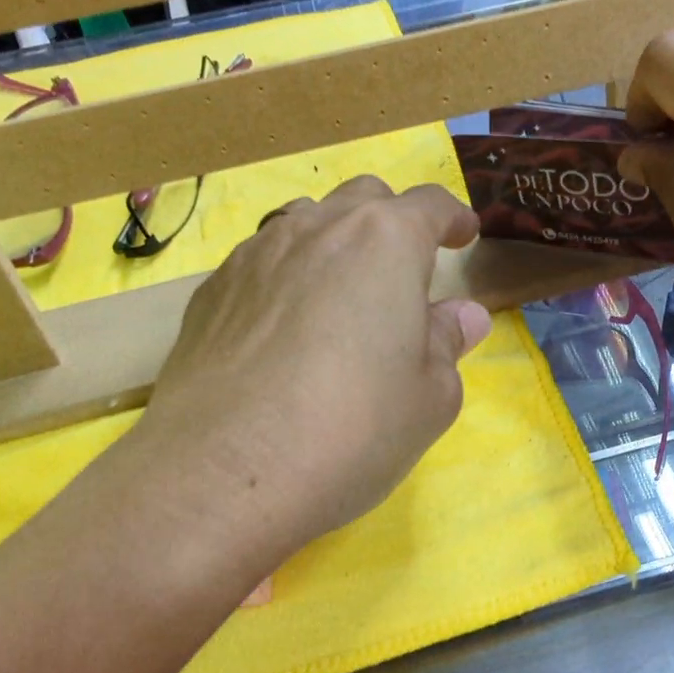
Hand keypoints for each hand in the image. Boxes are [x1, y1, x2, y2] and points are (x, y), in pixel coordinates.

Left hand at [137, 176, 492, 552]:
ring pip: (305, 224)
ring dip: (334, 245)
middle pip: (363, 200)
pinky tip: (285, 331)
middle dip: (392, 221)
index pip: (429, 205)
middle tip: (404, 270)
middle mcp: (317, 230)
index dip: (452, 219)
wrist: (225, 472)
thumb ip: (448, 344)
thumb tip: (460, 316)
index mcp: (384, 242)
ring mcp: (254, 256)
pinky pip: (260, 264)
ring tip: (341, 295)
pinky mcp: (210, 292)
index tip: (463, 235)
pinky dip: (286, 279)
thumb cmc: (353, 429)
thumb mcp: (430, 397)